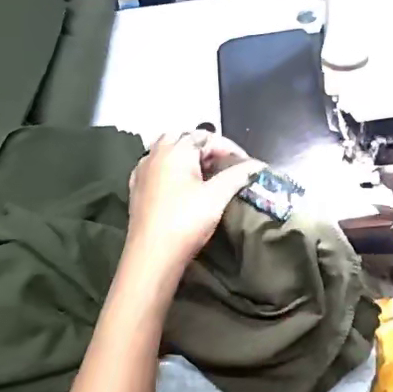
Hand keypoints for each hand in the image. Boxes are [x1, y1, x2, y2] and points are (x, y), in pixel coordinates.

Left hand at [124, 131, 263, 275]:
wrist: (151, 254)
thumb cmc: (185, 222)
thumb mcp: (216, 197)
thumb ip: (238, 175)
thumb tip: (257, 165)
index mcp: (175, 150)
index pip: (206, 137)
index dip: (229, 148)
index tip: (245, 165)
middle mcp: (155, 153)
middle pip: (183, 137)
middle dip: (204, 147)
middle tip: (223, 165)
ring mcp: (142, 170)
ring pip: (165, 149)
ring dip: (185, 155)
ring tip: (203, 172)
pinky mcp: (135, 187)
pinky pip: (154, 166)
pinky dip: (169, 167)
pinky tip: (178, 183)